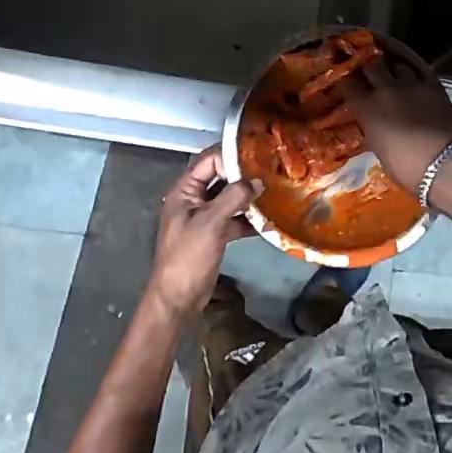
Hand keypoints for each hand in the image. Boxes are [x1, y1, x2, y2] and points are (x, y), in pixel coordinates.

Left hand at [145, 146, 259, 316]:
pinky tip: (268, 219)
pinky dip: (248, 218)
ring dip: (248, 196)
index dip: (232, 155)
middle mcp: (193, 199)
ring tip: (274, 189)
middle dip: (244, 174)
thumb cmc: (188, 256)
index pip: (209, 161)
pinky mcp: (214, 233)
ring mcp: (204, 217)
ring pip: (229, 198)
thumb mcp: (211, 223)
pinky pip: (234, 218)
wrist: (177, 298)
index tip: (259, 154)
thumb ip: (234, 197)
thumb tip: (258, 181)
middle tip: (271, 168)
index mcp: (185, 191)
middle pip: (221, 177)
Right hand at [339, 56, 451, 192]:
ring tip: (387, 65)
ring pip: (395, 63)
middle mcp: (385, 90)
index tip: (344, 75)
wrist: (442, 164)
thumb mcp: (378, 146)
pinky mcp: (432, 84)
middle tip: (363, 64)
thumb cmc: (405, 167)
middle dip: (365, 64)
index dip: (345, 77)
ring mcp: (410, 84)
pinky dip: (410, 61)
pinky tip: (405, 61)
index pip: (348, 84)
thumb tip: (371, 118)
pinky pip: (419, 65)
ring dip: (389, 64)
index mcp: (367, 109)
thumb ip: (372, 125)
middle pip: (370, 65)